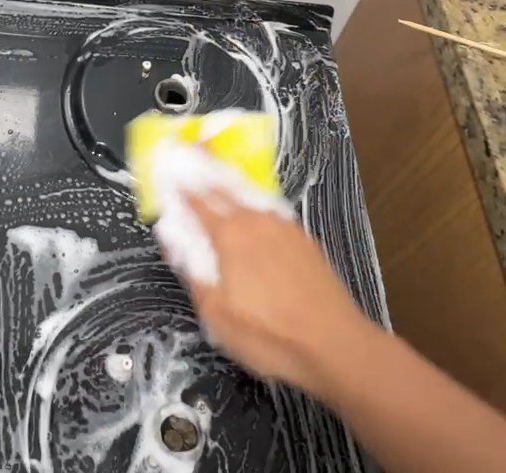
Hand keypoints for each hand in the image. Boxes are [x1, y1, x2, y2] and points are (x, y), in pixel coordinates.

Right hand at [174, 190, 365, 394]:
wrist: (337, 347)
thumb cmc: (270, 336)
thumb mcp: (217, 317)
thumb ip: (194, 277)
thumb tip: (177, 248)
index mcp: (229, 236)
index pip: (198, 202)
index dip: (181, 189)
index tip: (169, 178)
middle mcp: (255, 222)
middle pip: (224, 189)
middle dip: (204, 174)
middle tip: (190, 158)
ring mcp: (284, 227)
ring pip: (250, 198)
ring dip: (230, 186)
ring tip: (219, 178)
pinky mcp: (305, 240)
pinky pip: (271, 212)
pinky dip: (255, 205)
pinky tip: (255, 212)